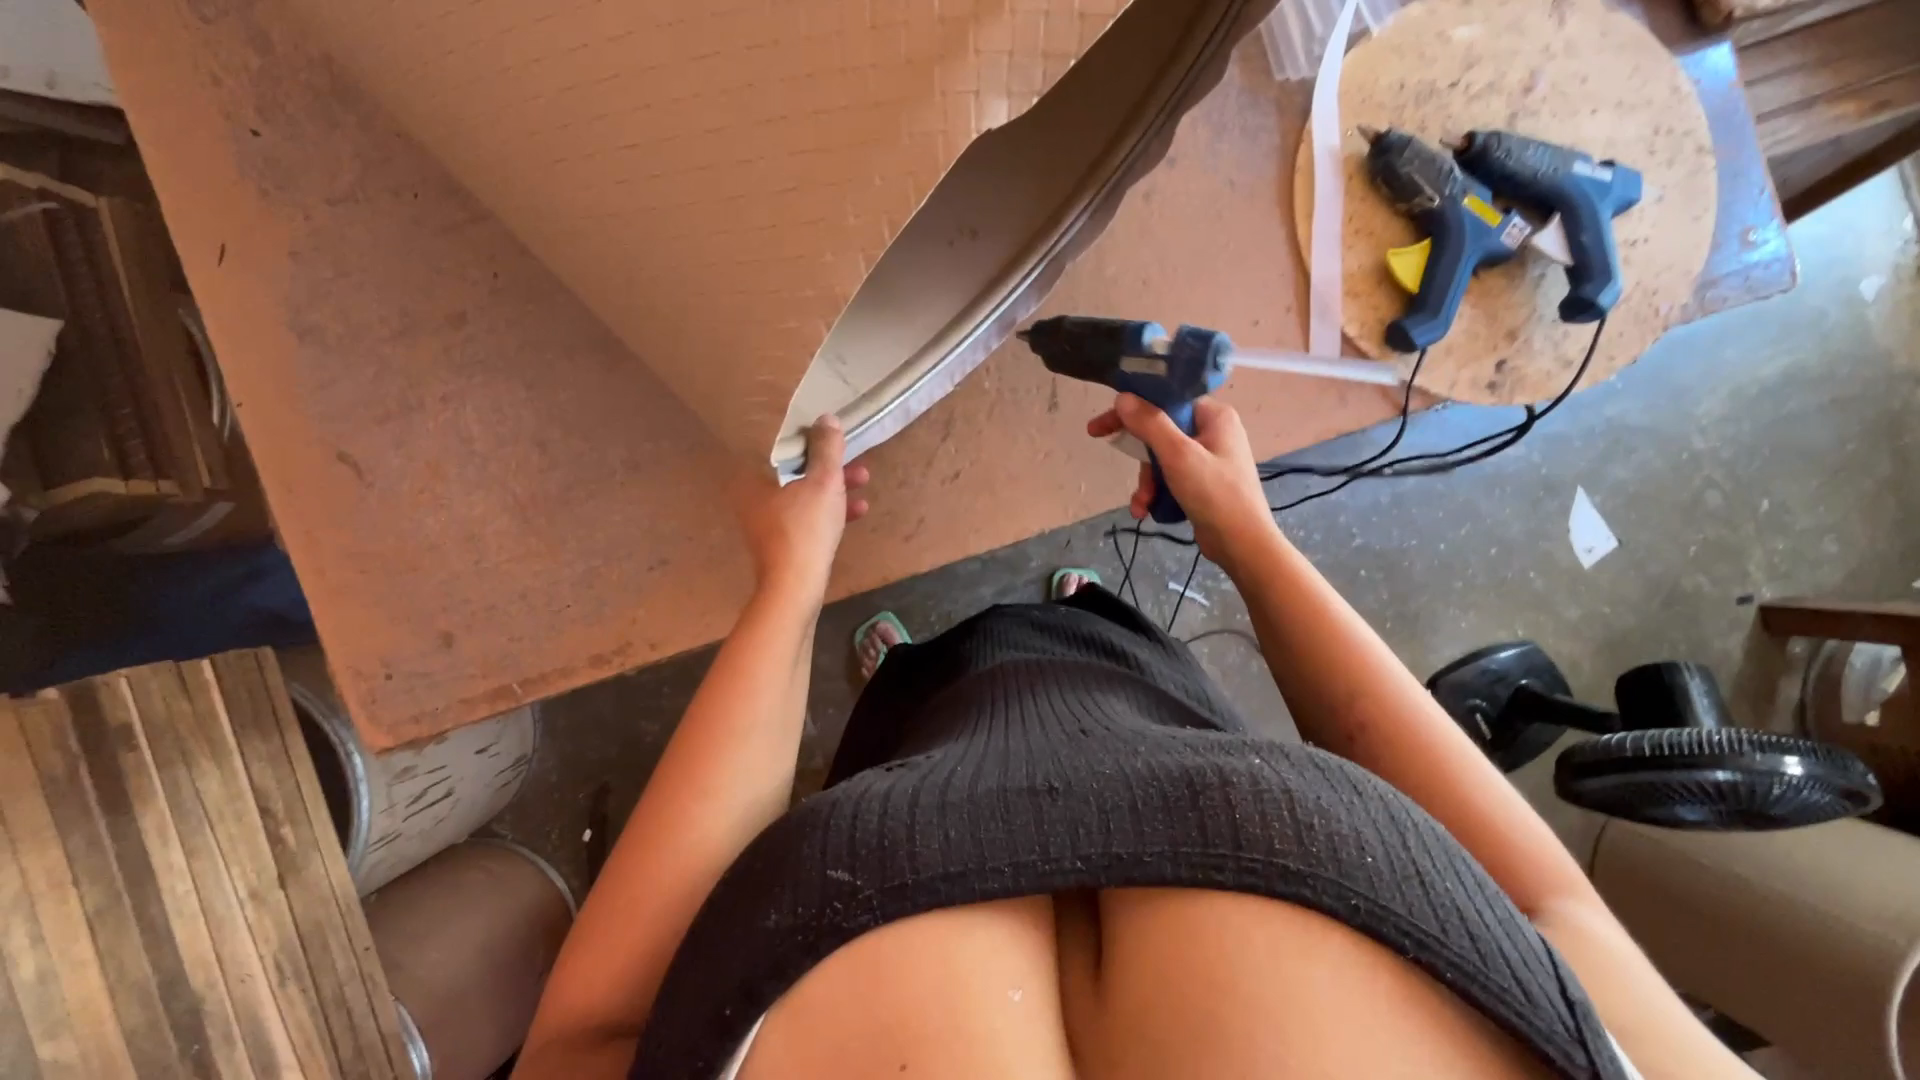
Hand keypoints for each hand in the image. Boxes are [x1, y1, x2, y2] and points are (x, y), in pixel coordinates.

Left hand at [735, 414, 870, 597]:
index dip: (806, 434)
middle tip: (852, 457)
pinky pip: (805, 514)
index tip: (828, 432)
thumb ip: (827, 448)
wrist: (795, 587)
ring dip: (833, 485)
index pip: (777, 442)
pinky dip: (828, 509)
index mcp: (751, 475)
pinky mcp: (780, 540)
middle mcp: (751, 495)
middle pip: (792, 467)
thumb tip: (826, 418)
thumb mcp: (823, 482)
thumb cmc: (805, 529)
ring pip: (802, 492)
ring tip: (863, 479)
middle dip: (827, 463)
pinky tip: (858, 509)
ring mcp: (765, 520)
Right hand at [1087, 393, 1280, 572]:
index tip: (1102, 425)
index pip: (1166, 400)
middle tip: (1113, 457)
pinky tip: (1147, 510)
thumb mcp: (1178, 455)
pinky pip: (1171, 477)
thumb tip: (1122, 397)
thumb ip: (1150, 423)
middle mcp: (1214, 431)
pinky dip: (1157, 491)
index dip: (1133, 409)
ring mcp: (1209, 458)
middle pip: (1161, 431)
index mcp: (1214, 416)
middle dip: (1141, 457)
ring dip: (1147, 481)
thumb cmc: (1215, 494)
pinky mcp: (1204, 482)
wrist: (1243, 544)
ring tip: (1141, 504)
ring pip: (1163, 458)